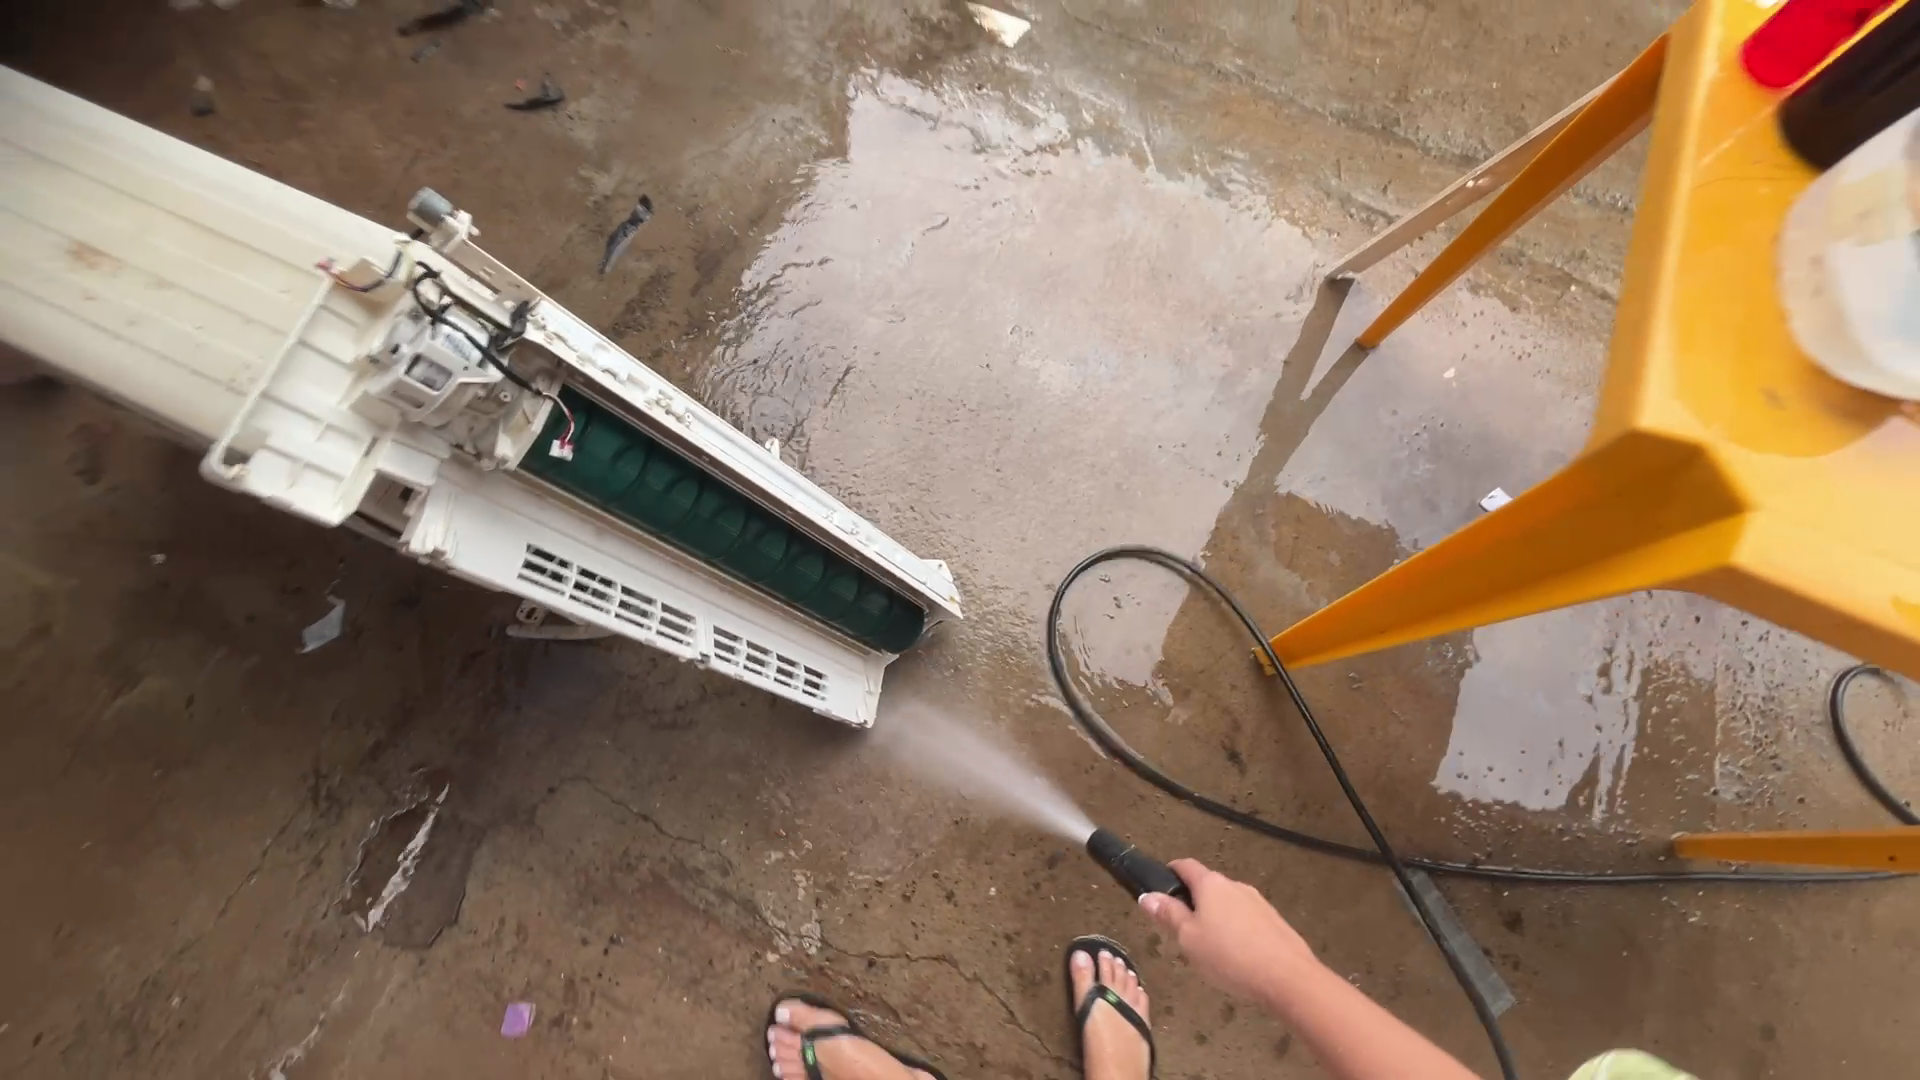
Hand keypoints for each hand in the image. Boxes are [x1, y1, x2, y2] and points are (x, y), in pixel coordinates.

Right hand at [1138, 858, 1316, 1002]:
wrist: (1290, 979)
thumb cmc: (1230, 956)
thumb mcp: (1189, 939)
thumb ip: (1168, 915)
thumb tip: (1147, 895)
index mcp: (1210, 884)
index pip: (1185, 865)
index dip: (1171, 872)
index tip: (1162, 885)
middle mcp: (1235, 885)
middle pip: (1208, 885)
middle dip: (1194, 901)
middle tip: (1184, 928)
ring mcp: (1259, 902)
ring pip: (1229, 903)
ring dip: (1217, 917)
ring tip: (1212, 947)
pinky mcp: (1276, 922)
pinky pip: (1248, 920)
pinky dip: (1238, 930)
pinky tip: (1239, 957)